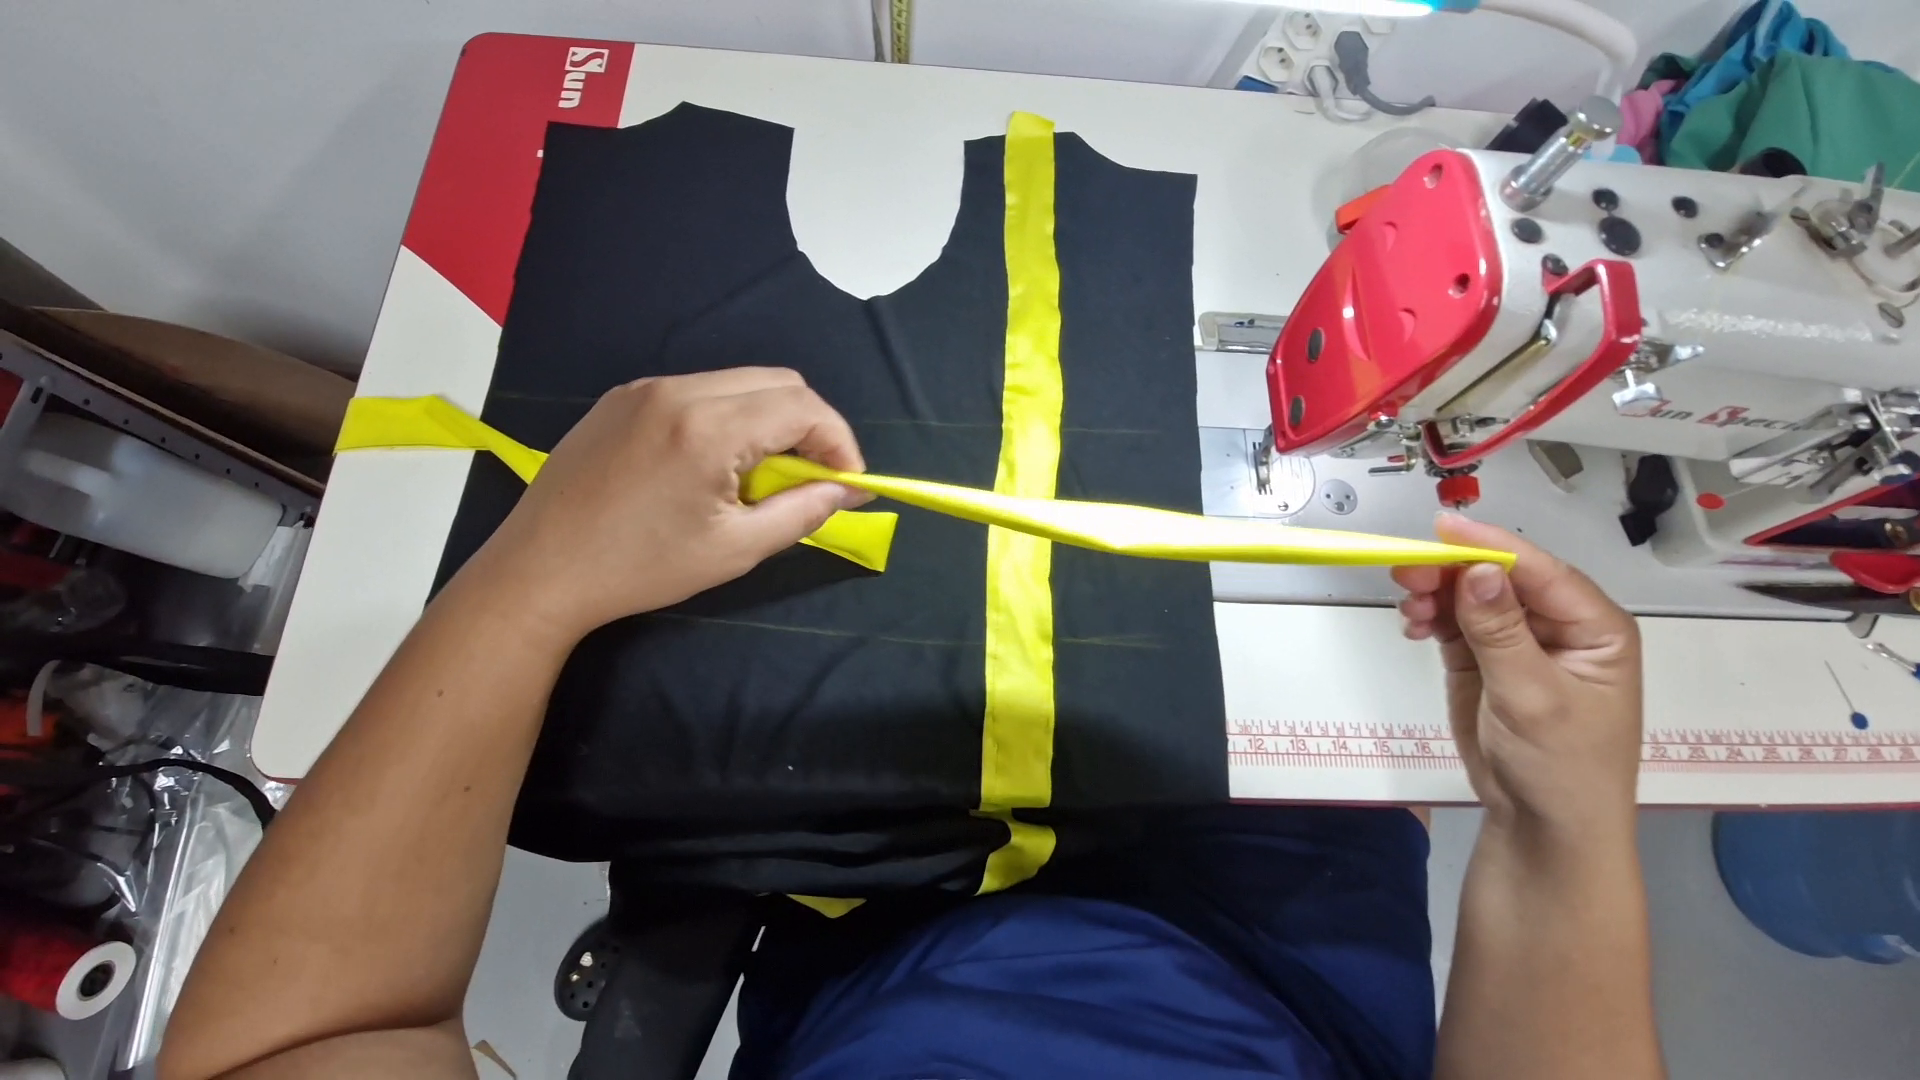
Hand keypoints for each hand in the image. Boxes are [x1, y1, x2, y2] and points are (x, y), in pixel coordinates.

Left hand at [461, 368, 867, 642]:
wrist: (539, 570)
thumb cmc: (642, 568)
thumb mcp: (736, 549)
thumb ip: (803, 511)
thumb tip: (847, 489)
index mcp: (708, 428)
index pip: (803, 408)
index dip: (840, 442)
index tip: (849, 483)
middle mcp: (679, 390)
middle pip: (778, 383)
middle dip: (811, 427)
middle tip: (811, 478)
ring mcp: (646, 388)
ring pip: (740, 383)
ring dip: (770, 421)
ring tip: (762, 476)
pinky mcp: (623, 397)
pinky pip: (700, 392)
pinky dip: (730, 418)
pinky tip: (715, 464)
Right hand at [1393, 514, 1642, 841]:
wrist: (1541, 823)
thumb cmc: (1560, 765)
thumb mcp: (1533, 698)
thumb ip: (1502, 633)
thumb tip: (1479, 571)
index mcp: (1593, 628)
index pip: (1539, 571)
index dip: (1491, 545)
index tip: (1441, 526)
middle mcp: (1555, 625)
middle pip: (1498, 578)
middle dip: (1453, 572)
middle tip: (1407, 574)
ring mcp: (1516, 641)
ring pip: (1469, 596)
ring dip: (1435, 594)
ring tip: (1408, 610)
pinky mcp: (1482, 659)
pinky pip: (1451, 622)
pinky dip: (1429, 617)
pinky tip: (1413, 625)